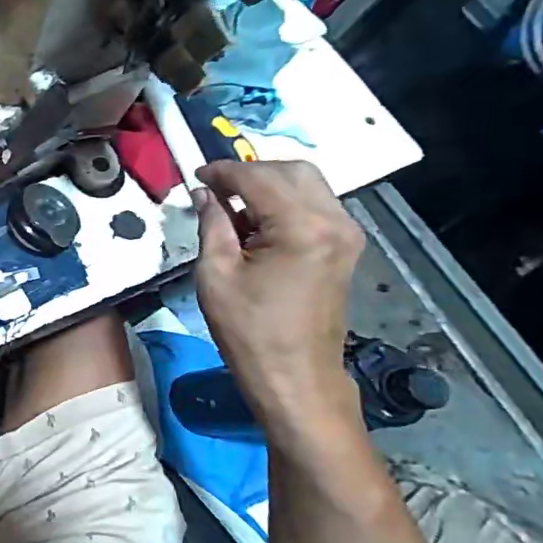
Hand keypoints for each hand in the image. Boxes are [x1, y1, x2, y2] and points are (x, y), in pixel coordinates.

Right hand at [191, 160, 364, 424]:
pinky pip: (314, 205)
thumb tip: (207, 195)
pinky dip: (283, 202)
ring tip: (230, 205)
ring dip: (268, 185)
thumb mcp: (214, 274)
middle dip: (250, 172)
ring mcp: (346, 233)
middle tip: (213, 188)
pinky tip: (254, 221)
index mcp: (302, 228)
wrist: (293, 370)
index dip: (223, 172)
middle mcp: (335, 222)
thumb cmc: (247, 328)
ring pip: (308, 184)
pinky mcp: (344, 246)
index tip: (195, 175)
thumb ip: (212, 226)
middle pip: (293, 171)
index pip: (260, 179)